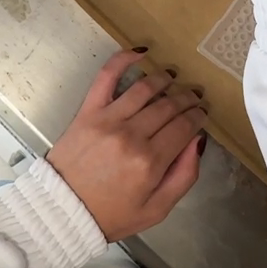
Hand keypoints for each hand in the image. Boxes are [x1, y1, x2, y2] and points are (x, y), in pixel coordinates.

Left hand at [47, 50, 207, 241]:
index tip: (203, 111)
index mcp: (151, 162)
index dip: (198, 116)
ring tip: (173, 77)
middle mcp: (132, 135)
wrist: (64, 211)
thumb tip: (197, 142)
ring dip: (164, 78)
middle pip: (168, 106)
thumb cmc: (112, 214)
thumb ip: (184, 177)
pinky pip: (106, 76)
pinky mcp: (88, 110)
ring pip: (145, 88)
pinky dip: (123, 59)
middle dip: (186, 98)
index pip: (184, 127)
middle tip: (194, 94)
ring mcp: (108, 119)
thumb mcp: (157, 209)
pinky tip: (140, 53)